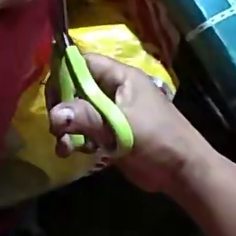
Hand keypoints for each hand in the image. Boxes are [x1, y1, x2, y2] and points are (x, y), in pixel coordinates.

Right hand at [48, 53, 213, 192]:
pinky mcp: (110, 133)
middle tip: (55, 128)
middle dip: (62, 107)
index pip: (84, 63)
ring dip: (66, 128)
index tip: (52, 97)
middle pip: (76, 88)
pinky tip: (70, 153)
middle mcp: (114, 90)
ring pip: (78, 111)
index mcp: (121, 78)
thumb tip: (53, 114)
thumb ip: (87, 117)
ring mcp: (112, 112)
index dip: (64, 74)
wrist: (183, 172)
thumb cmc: (158, 139)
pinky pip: (85, 130)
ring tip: (64, 148)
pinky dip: (74, 140)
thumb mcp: (121, 126)